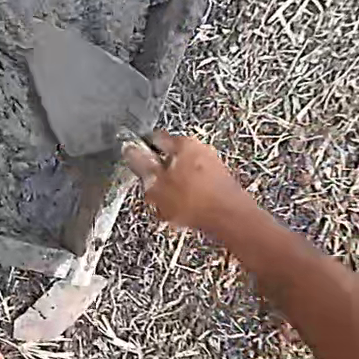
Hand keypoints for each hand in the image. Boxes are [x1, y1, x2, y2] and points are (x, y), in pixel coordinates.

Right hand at [121, 131, 248, 233]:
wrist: (229, 219)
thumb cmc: (195, 201)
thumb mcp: (155, 185)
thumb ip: (140, 165)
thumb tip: (129, 150)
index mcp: (183, 143)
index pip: (155, 139)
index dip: (141, 154)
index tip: (136, 167)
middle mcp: (201, 149)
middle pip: (169, 159)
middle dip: (158, 176)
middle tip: (152, 193)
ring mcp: (213, 166)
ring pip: (182, 176)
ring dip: (172, 190)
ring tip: (168, 207)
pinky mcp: (220, 183)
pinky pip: (196, 188)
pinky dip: (188, 198)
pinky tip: (185, 212)